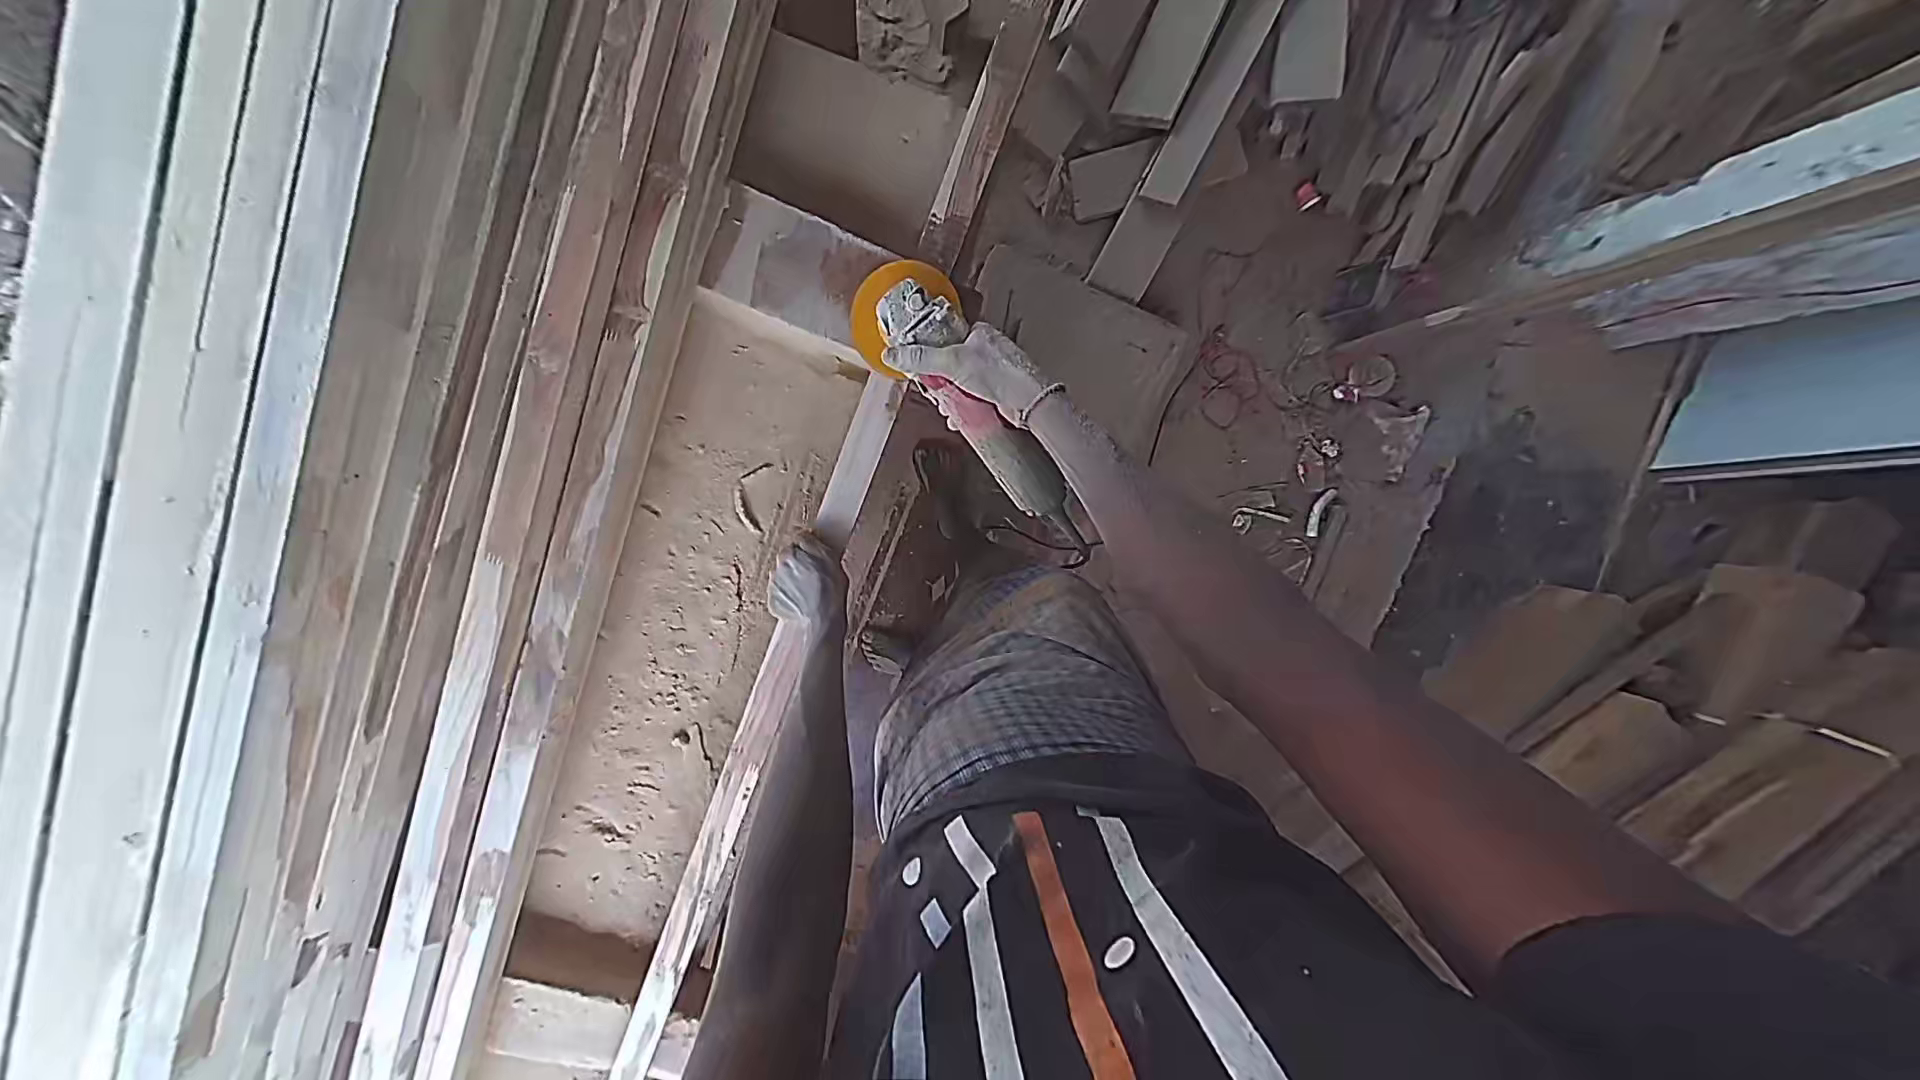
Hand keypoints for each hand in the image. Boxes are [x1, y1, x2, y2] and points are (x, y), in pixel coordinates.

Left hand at [769, 532, 846, 627]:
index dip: (809, 547)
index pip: (799, 540)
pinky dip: (789, 596)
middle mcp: (779, 565)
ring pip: (784, 576)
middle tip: (814, 575)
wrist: (820, 620)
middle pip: (789, 558)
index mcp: (794, 551)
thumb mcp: (833, 560)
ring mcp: (774, 584)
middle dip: (799, 564)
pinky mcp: (773, 600)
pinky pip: (781, 593)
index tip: (815, 554)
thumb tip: (811, 540)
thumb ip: (817, 547)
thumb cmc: (830, 592)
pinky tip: (803, 601)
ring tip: (810, 591)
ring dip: (793, 580)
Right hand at [885, 323, 1050, 425]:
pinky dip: (963, 407)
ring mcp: (990, 371)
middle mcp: (984, 350)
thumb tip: (892, 355)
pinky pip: (971, 397)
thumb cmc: (1000, 374)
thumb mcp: (952, 362)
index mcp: (976, 333)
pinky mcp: (995, 391)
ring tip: (949, 407)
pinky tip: (960, 415)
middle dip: (939, 383)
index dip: (928, 354)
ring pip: (959, 384)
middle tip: (935, 392)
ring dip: (950, 398)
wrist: (1028, 401)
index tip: (919, 368)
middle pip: (948, 365)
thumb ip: (921, 358)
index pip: (943, 339)